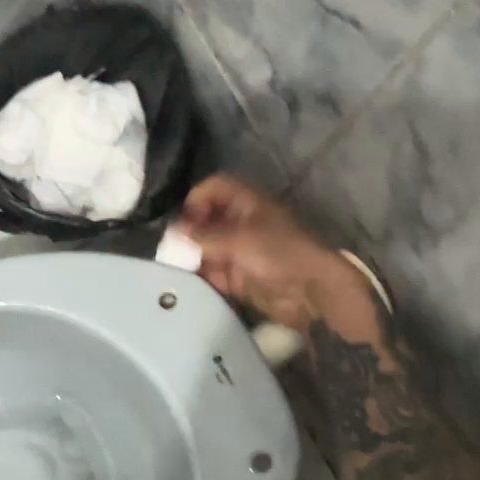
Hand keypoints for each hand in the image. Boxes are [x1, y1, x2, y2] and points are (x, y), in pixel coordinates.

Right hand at [179, 175, 378, 338]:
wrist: (310, 290)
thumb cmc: (279, 253)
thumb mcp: (239, 238)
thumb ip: (204, 235)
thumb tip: (175, 232)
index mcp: (247, 204)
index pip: (216, 188)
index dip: (197, 198)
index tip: (182, 219)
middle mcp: (241, 224)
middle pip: (206, 219)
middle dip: (188, 231)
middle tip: (170, 248)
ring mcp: (239, 251)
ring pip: (206, 249)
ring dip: (190, 257)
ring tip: (172, 268)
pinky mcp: (238, 277)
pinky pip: (212, 274)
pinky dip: (199, 278)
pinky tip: (184, 284)